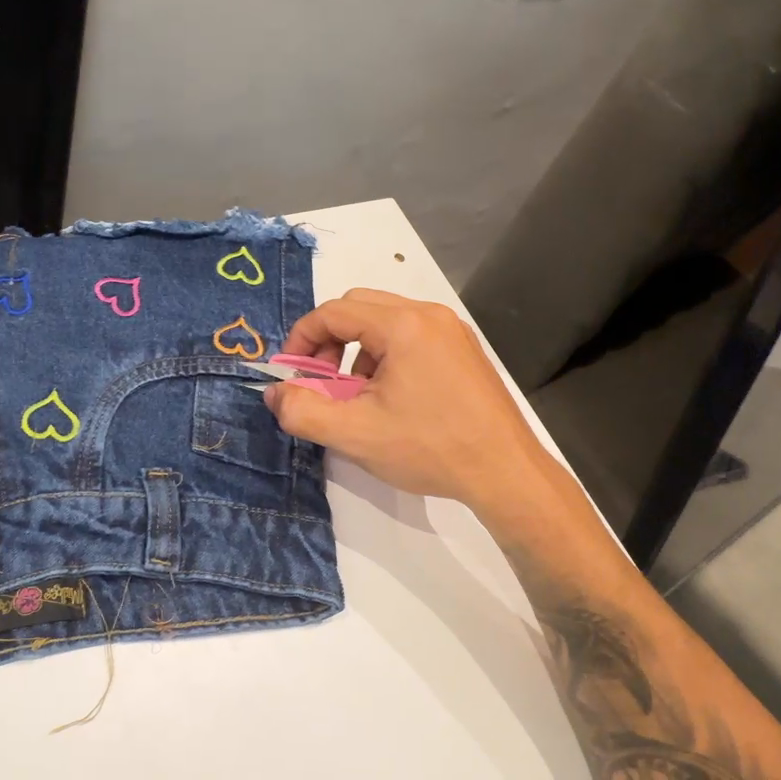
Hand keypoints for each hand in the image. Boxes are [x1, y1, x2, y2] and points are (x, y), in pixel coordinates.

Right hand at [266, 289, 564, 510]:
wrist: (507, 475)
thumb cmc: (430, 448)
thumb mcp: (354, 434)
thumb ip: (302, 410)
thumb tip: (273, 393)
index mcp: (402, 325)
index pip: (333, 312)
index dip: (302, 339)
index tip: (291, 374)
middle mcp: (428, 315)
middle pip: (358, 306)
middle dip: (329, 340)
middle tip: (320, 380)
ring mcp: (452, 330)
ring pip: (384, 320)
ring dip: (356, 349)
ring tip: (355, 394)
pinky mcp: (465, 349)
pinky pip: (410, 334)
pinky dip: (385, 354)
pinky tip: (389, 397)